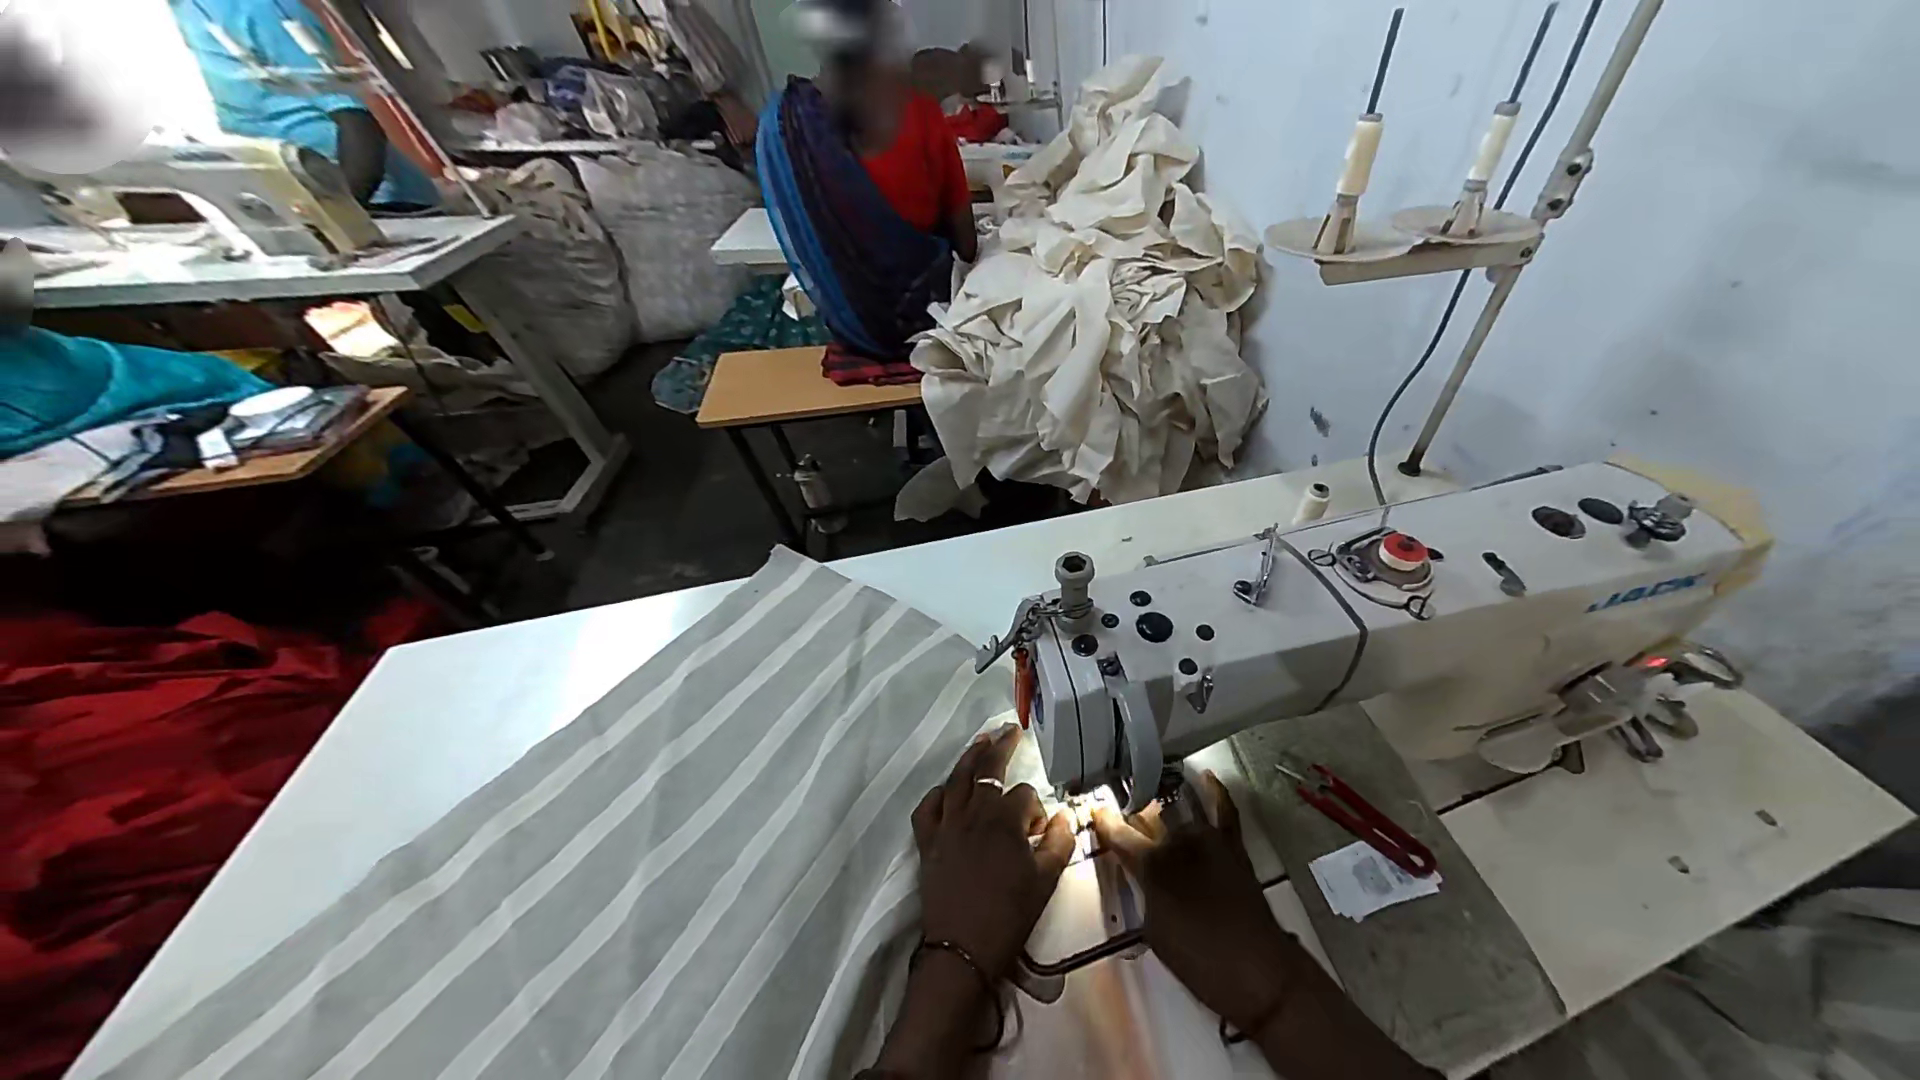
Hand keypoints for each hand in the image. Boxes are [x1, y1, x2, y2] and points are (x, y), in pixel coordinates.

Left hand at [911, 722, 1074, 980]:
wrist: (962, 949)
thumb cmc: (1009, 915)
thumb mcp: (1045, 882)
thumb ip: (1059, 843)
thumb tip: (1064, 818)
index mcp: (1004, 820)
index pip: (1025, 795)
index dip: (1036, 807)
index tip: (1040, 828)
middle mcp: (972, 813)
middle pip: (986, 770)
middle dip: (1000, 747)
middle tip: (1009, 730)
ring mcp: (946, 824)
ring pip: (957, 780)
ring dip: (970, 758)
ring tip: (981, 741)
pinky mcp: (927, 841)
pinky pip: (928, 807)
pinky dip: (937, 795)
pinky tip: (946, 790)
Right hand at [1092, 772, 1304, 1034]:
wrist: (1260, 974)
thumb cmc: (1198, 959)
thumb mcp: (1153, 928)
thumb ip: (1141, 890)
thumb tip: (1136, 870)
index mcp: (1151, 864)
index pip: (1116, 832)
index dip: (1102, 820)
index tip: (1094, 811)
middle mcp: (1177, 842)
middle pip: (1145, 812)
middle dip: (1129, 807)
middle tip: (1119, 805)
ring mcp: (1207, 839)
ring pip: (1178, 803)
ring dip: (1161, 794)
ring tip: (1148, 783)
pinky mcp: (1232, 844)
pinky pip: (1223, 808)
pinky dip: (1214, 790)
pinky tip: (1203, 776)